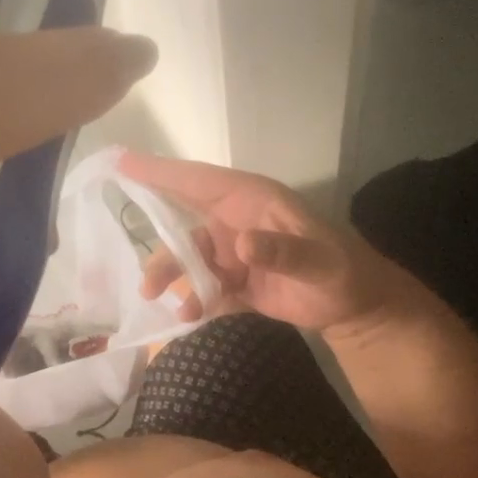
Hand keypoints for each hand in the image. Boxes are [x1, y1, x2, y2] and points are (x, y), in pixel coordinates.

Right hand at [119, 152, 409, 334]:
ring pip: (186, 260)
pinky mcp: (230, 279)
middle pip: (181, 226)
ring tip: (166, 301)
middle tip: (146, 280)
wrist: (357, 308)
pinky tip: (191, 314)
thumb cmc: (344, 272)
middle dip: (162, 251)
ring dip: (173, 279)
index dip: (158, 172)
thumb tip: (240, 243)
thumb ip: (283, 251)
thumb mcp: (320, 261)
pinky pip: (200, 286)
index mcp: (250, 201)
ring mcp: (228, 252)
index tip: (120, 163)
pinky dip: (193, 300)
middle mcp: (232, 221)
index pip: (196, 181)